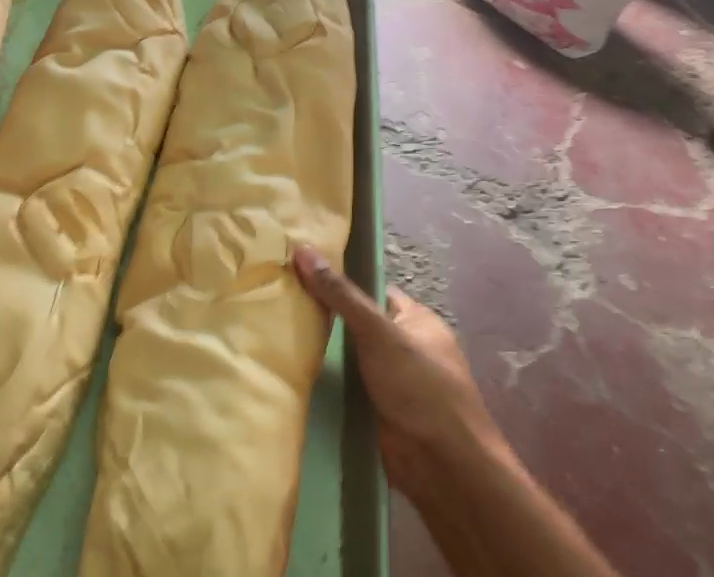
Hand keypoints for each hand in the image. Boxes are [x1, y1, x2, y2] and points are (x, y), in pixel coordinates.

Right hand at [292, 244, 504, 492]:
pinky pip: (342, 380)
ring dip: (317, 346)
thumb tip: (303, 247)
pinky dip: (321, 374)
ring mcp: (391, 378)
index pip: (371, 289)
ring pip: (344, 352)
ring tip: (270, 326)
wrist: (444, 465)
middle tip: (274, 297)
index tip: (294, 271)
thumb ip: (340, 293)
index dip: (336, 279)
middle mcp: (406, 346)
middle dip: (320, 312)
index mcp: (418, 321)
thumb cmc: (421, 389)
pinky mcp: (375, 405)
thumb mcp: (379, 332)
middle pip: (354, 320)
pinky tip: (288, 364)